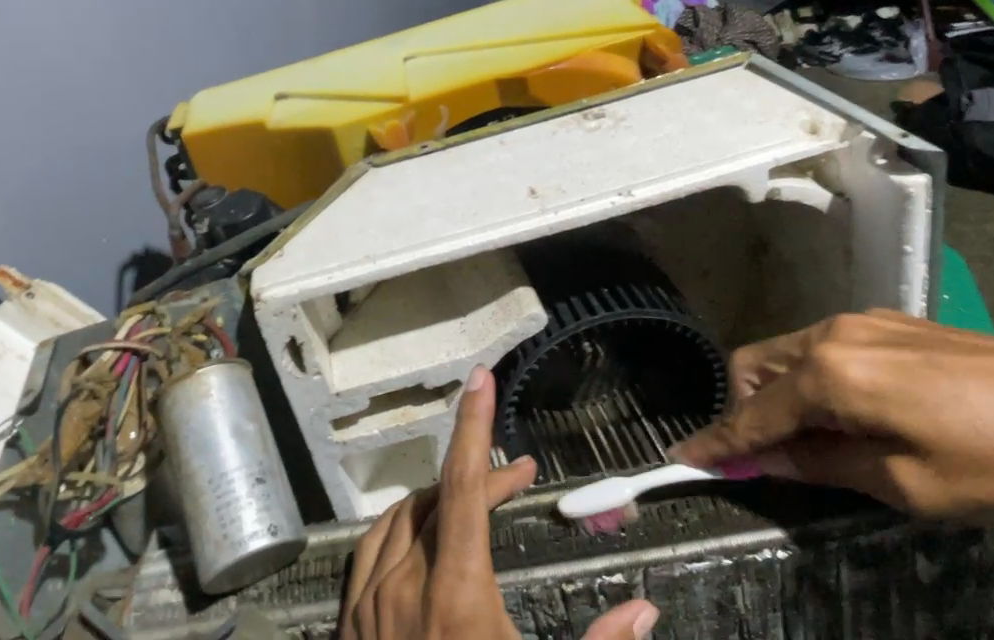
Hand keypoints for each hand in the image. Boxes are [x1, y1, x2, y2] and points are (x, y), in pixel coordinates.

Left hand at [339, 365, 660, 639]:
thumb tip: (644, 611)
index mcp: (457, 596)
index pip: (466, 487)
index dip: (475, 426)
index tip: (481, 378)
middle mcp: (404, 589)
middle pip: (439, 499)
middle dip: (480, 475)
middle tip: (521, 476)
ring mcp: (368, 609)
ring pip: (398, 520)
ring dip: (438, 500)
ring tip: (474, 503)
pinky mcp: (349, 630)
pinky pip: (368, 554)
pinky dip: (399, 531)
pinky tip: (418, 543)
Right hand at [670, 310, 993, 521]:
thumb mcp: (910, 484)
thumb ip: (823, 463)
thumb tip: (762, 456)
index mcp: (831, 371)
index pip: (753, 411)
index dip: (718, 442)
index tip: (681, 460)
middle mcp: (835, 332)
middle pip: (758, 366)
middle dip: (745, 410)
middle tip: (760, 463)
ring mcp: (868, 321)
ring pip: (792, 354)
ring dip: (781, 396)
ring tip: (811, 446)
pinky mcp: (898, 325)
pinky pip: (829, 350)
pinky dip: (816, 383)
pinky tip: (854, 417)